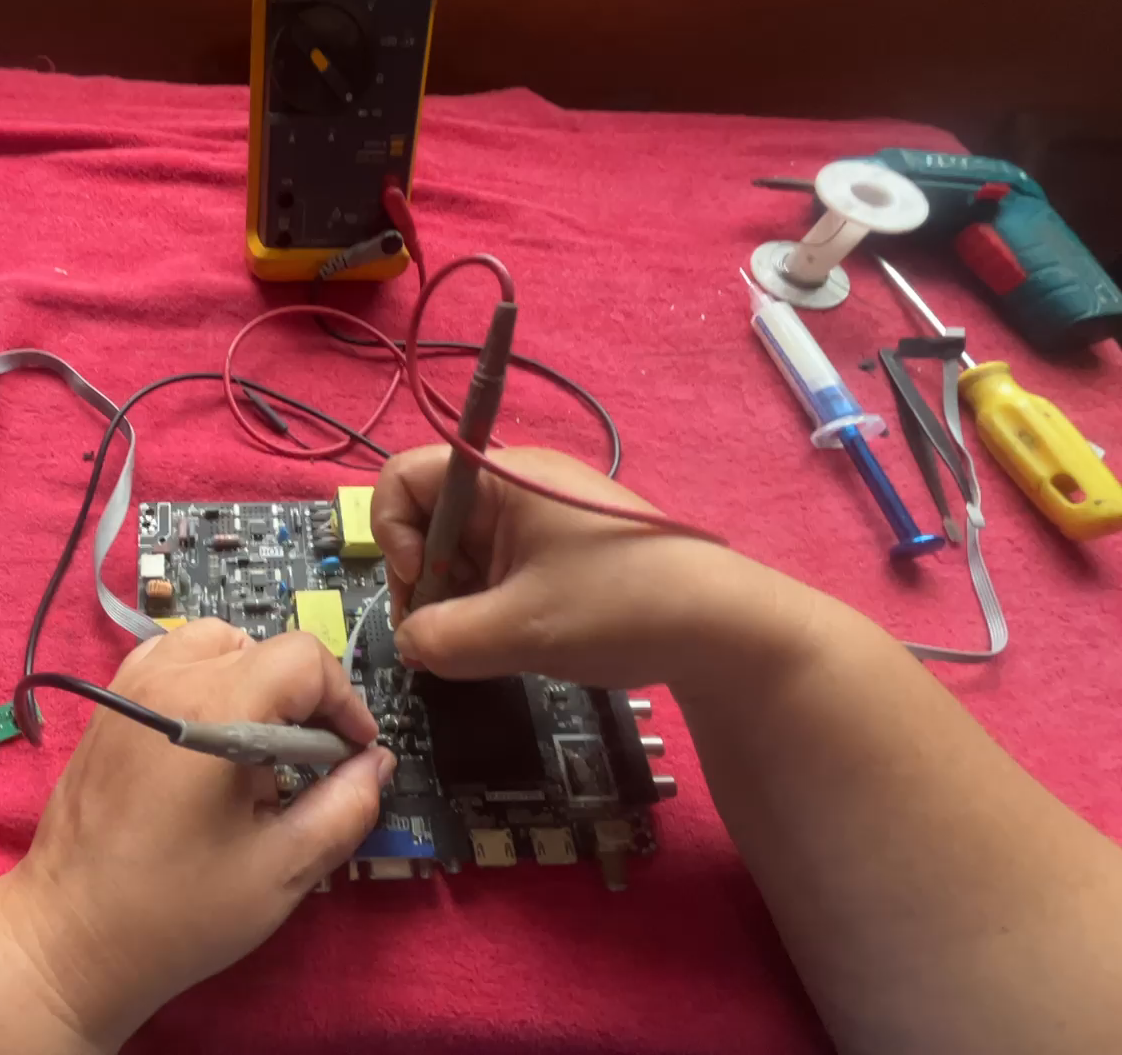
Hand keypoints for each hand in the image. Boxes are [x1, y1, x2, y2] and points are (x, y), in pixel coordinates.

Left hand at [0, 622, 392, 1048]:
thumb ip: (344, 807)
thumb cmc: (177, 911)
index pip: (303, 658)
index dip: (344, 699)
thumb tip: (377, 762)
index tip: (353, 750)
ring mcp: (132, 682)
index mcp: (215, 710)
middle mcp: (170, 677)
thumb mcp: (281, 869)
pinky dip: (206, 675)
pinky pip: (173, 655)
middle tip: (308, 757)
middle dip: (303, 695)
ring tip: (258, 740)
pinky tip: (207, 731)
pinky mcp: (111, 698)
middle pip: (264, 647)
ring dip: (255, 677)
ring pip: (218, 640)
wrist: (69, 936)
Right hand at [371, 445, 815, 689]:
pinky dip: (479, 604)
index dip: (391, 530)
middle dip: (422, 578)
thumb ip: (440, 638)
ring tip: (481, 641)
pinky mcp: (544, 551)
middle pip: (424, 520)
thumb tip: (407, 644)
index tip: (424, 581)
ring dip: (452, 599)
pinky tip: (504, 636)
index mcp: (499, 477)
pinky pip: (484, 570)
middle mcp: (507, 488)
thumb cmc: (622, 608)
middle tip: (441, 631)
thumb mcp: (519, 629)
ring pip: (453, 552)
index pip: (402, 477)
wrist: (729, 633)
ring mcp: (528, 520)